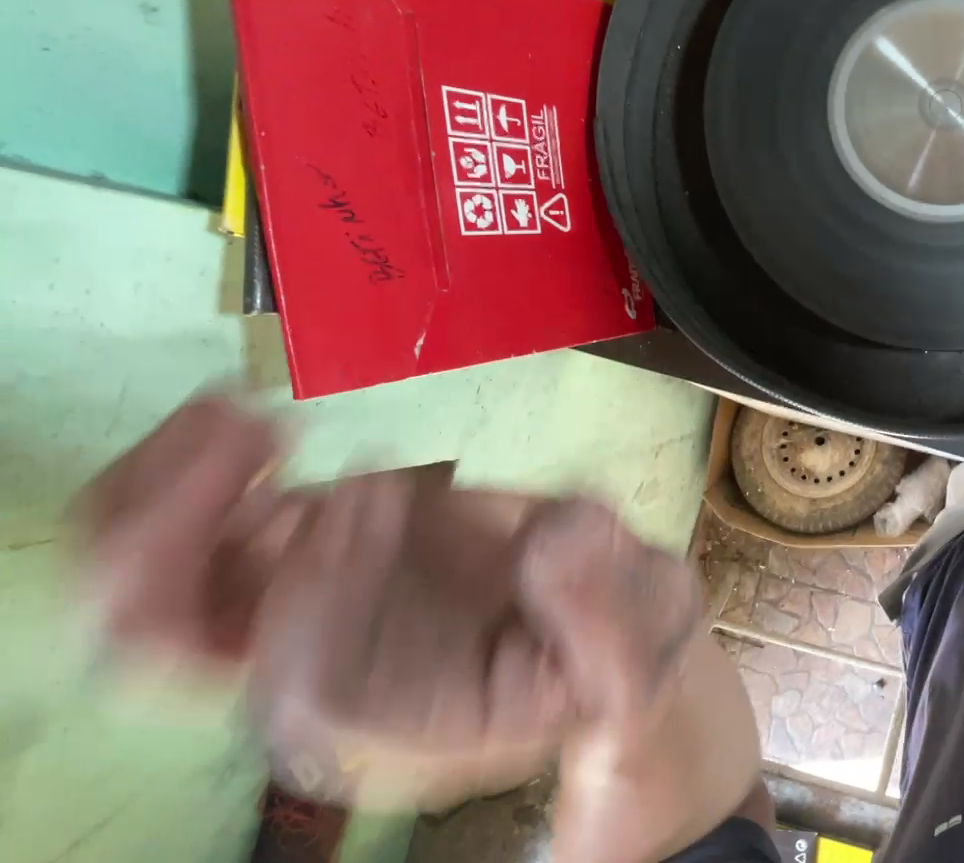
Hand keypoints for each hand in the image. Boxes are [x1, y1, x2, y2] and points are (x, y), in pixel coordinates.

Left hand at [79, 397, 764, 860]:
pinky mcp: (316, 556)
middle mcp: (323, 678)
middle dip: (168, 545)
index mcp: (404, 718)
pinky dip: (205, 476)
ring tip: (243, 415)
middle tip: (250, 438)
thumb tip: (553, 534)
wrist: (595, 634)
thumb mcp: (639, 640)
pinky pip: (206, 533)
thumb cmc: (618, 648)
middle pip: (169, 648)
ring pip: (153, 586)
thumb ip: (606, 604)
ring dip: (167, 494)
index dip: (325, 589)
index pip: (308, 681)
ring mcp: (305, 614)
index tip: (388, 491)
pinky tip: (260, 425)